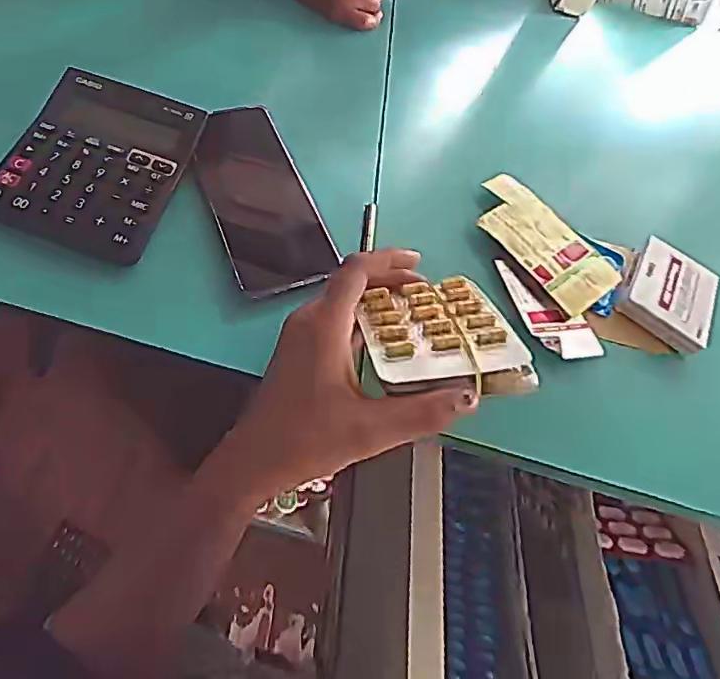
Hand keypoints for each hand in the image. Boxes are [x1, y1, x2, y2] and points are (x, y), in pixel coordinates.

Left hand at [212, 250, 476, 497]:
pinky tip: (381, 340)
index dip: (388, 260)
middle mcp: (308, 320)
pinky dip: (360, 318)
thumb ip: (421, 413)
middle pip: (350, 281)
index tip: (417, 262)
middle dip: (388, 279)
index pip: (356, 271)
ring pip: (341, 300)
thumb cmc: (302, 439)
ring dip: (374, 299)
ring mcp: (299, 333)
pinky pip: (333, 319)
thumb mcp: (370, 429)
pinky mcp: (297, 349)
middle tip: (423, 291)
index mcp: (323, 325)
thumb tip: (464, 398)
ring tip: (409, 312)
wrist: (254, 460)